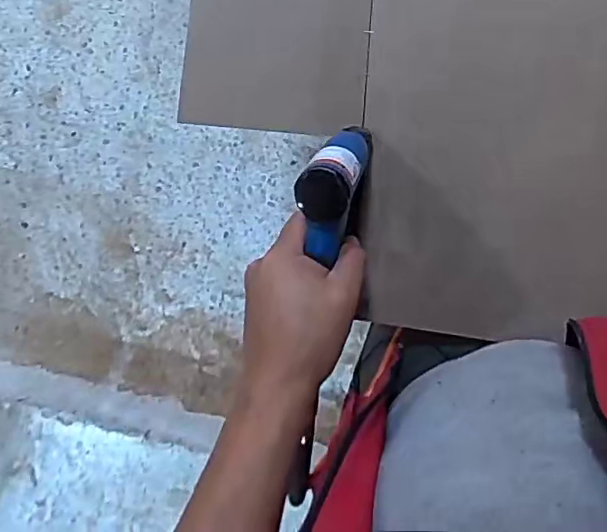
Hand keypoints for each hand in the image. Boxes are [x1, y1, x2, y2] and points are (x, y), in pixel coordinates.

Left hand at [237, 213, 365, 413]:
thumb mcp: (344, 293)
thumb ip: (352, 258)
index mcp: (279, 254)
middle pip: (297, 244)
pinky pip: (281, 285)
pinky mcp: (254, 307)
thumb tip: (349, 243)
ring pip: (290, 267)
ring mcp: (254, 287)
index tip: (341, 247)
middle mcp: (261, 265)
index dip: (327, 226)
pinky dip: (296, 293)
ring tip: (324, 306)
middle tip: (336, 284)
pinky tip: (309, 319)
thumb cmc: (311, 337)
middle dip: (320, 256)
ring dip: (308, 277)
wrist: (277, 387)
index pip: (303, 218)